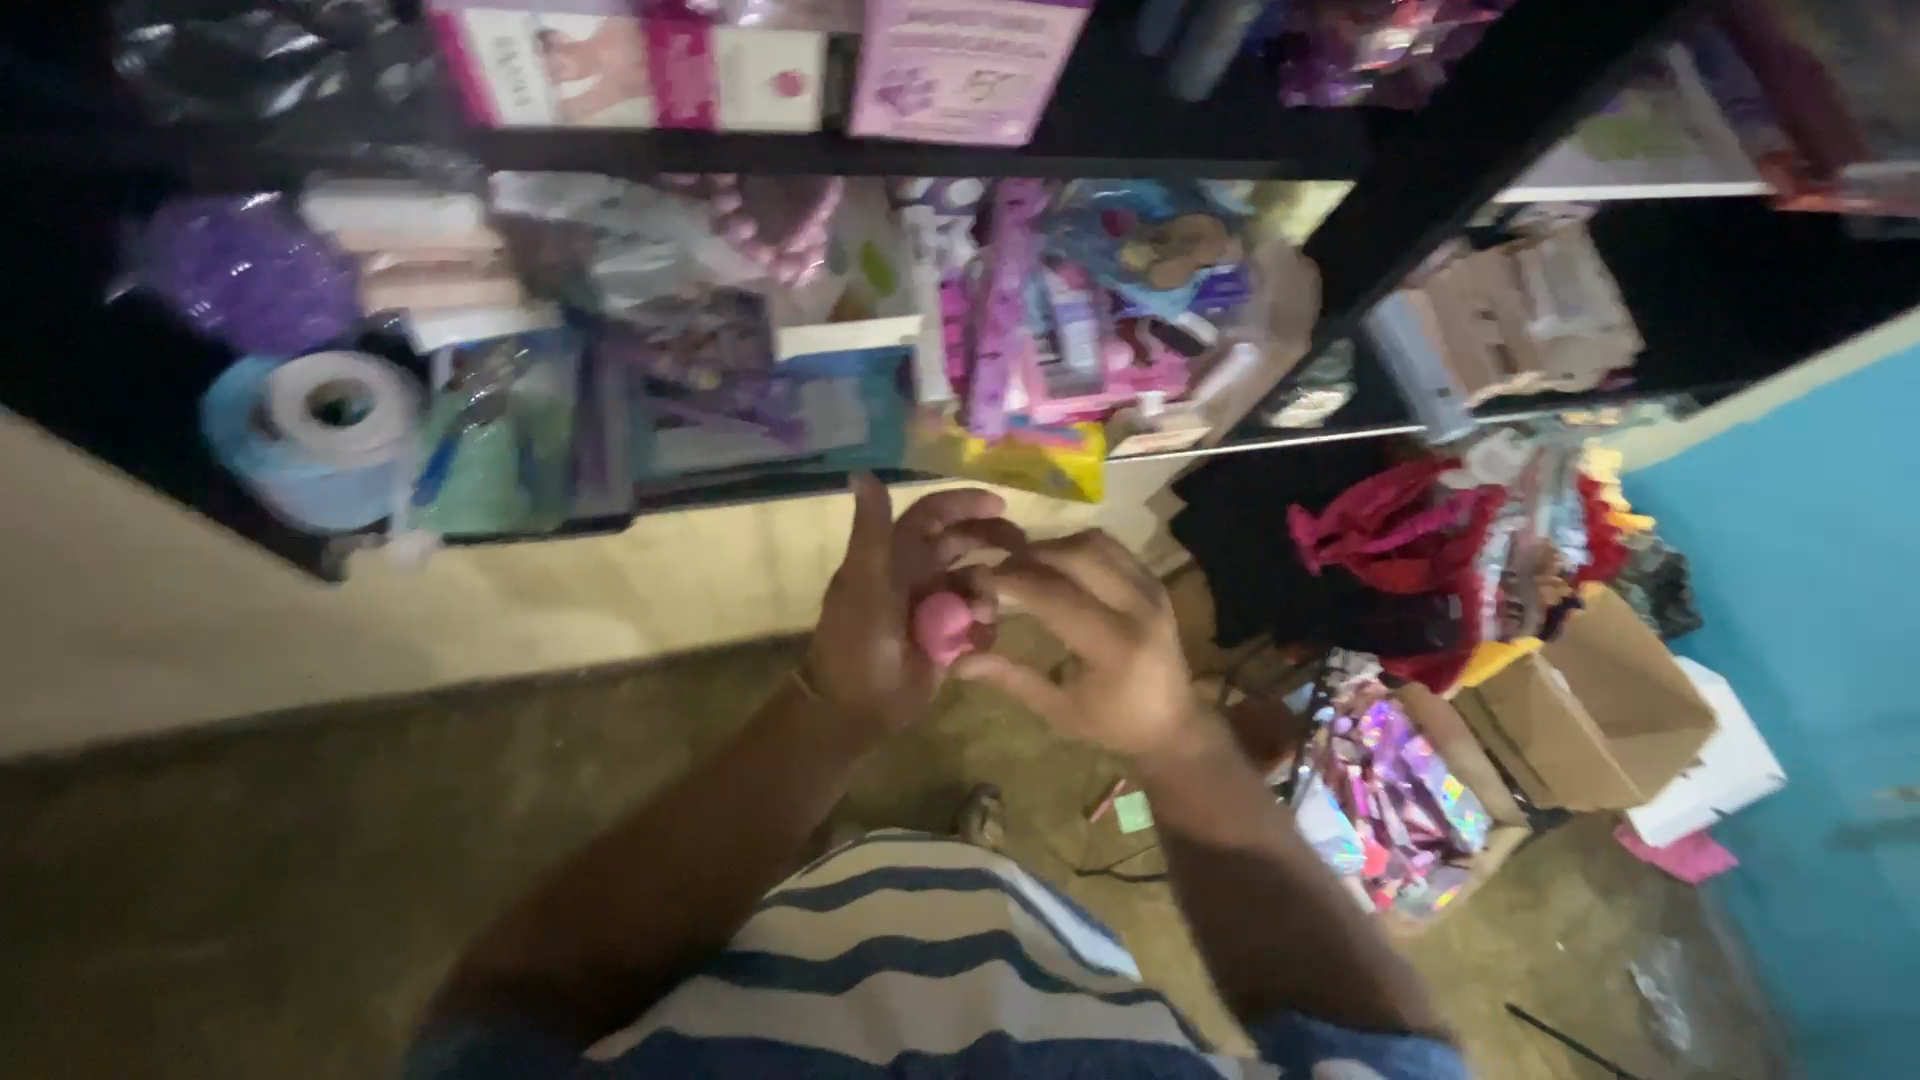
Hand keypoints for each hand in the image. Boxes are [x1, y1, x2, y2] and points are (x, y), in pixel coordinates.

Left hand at [804, 474, 1024, 741]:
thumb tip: (862, 472)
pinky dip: (984, 627)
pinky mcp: (947, 639)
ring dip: (987, 593)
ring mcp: (934, 608)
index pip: (933, 515)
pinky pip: (978, 623)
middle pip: (963, 544)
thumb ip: (871, 529)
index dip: (964, 504)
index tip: (1000, 505)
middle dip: (992, 542)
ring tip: (983, 612)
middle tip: (1023, 550)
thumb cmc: (856, 639)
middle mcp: (916, 574)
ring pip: (976, 584)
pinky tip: (977, 640)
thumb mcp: (864, 580)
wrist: (856, 706)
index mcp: (894, 554)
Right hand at [954, 529, 1201, 761]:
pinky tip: (1058, 564)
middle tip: (1000, 568)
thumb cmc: (1112, 724)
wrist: (1173, 724)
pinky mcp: (1156, 583)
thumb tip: (958, 661)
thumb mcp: (1058, 709)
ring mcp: (1152, 590)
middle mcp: (1138, 609)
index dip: (1011, 580)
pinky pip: (1113, 548)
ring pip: (1095, 543)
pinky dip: (1079, 547)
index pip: (1054, 595)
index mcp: (1114, 647)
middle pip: (1076, 555)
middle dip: (1030, 556)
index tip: (978, 577)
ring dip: (1055, 546)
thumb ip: (1010, 678)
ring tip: (1027, 565)